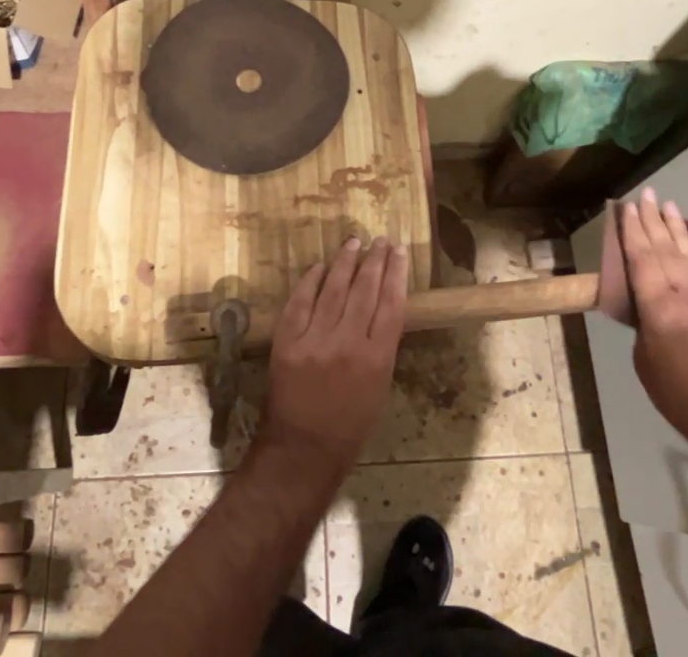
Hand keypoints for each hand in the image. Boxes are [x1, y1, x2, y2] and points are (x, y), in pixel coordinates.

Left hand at [261, 236, 408, 476]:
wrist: (304, 446)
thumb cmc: (350, 424)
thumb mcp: (380, 386)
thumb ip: (381, 346)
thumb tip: (381, 308)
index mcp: (378, 357)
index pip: (391, 303)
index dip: (396, 273)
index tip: (399, 251)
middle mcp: (348, 342)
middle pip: (365, 289)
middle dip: (374, 260)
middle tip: (380, 240)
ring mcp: (315, 339)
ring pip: (333, 289)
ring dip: (345, 262)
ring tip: (354, 241)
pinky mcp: (287, 340)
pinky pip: (300, 301)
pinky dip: (310, 281)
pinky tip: (320, 267)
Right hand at [622, 189, 687, 441]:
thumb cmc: (673, 389)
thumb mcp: (644, 355)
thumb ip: (645, 321)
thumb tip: (647, 302)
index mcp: (659, 307)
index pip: (643, 259)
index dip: (633, 232)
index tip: (627, 208)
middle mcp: (685, 294)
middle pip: (665, 249)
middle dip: (653, 221)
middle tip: (646, 195)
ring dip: (677, 228)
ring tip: (668, 205)